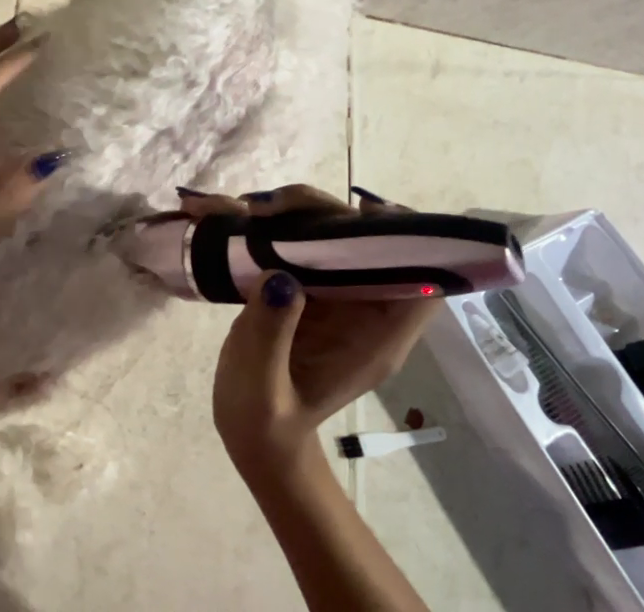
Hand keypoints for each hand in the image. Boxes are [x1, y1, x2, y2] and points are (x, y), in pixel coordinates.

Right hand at [197, 185, 441, 482]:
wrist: (251, 435)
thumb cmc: (264, 421)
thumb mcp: (263, 385)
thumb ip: (271, 333)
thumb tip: (279, 275)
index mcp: (374, 337)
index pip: (420, 283)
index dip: (406, 241)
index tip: (360, 211)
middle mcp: (360, 308)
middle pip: (364, 244)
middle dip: (322, 213)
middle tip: (265, 208)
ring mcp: (329, 297)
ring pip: (325, 236)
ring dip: (286, 213)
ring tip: (236, 208)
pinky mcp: (298, 290)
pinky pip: (291, 245)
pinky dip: (262, 225)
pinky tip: (222, 215)